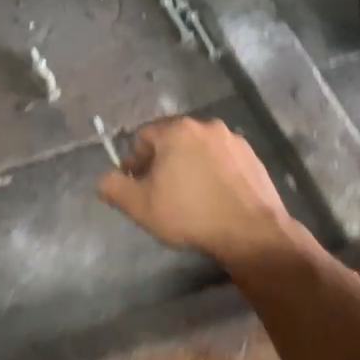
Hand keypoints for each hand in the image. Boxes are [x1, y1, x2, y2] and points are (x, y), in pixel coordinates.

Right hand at [98, 117, 311, 275]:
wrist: (250, 232)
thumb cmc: (189, 214)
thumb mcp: (138, 206)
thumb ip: (112, 187)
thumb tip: (105, 179)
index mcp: (176, 131)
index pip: (141, 137)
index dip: (133, 162)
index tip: (136, 186)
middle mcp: (206, 126)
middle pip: (171, 140)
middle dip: (161, 162)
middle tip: (159, 192)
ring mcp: (233, 141)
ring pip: (198, 150)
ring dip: (187, 166)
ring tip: (188, 197)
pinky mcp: (253, 158)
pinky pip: (221, 160)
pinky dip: (212, 173)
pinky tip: (212, 198)